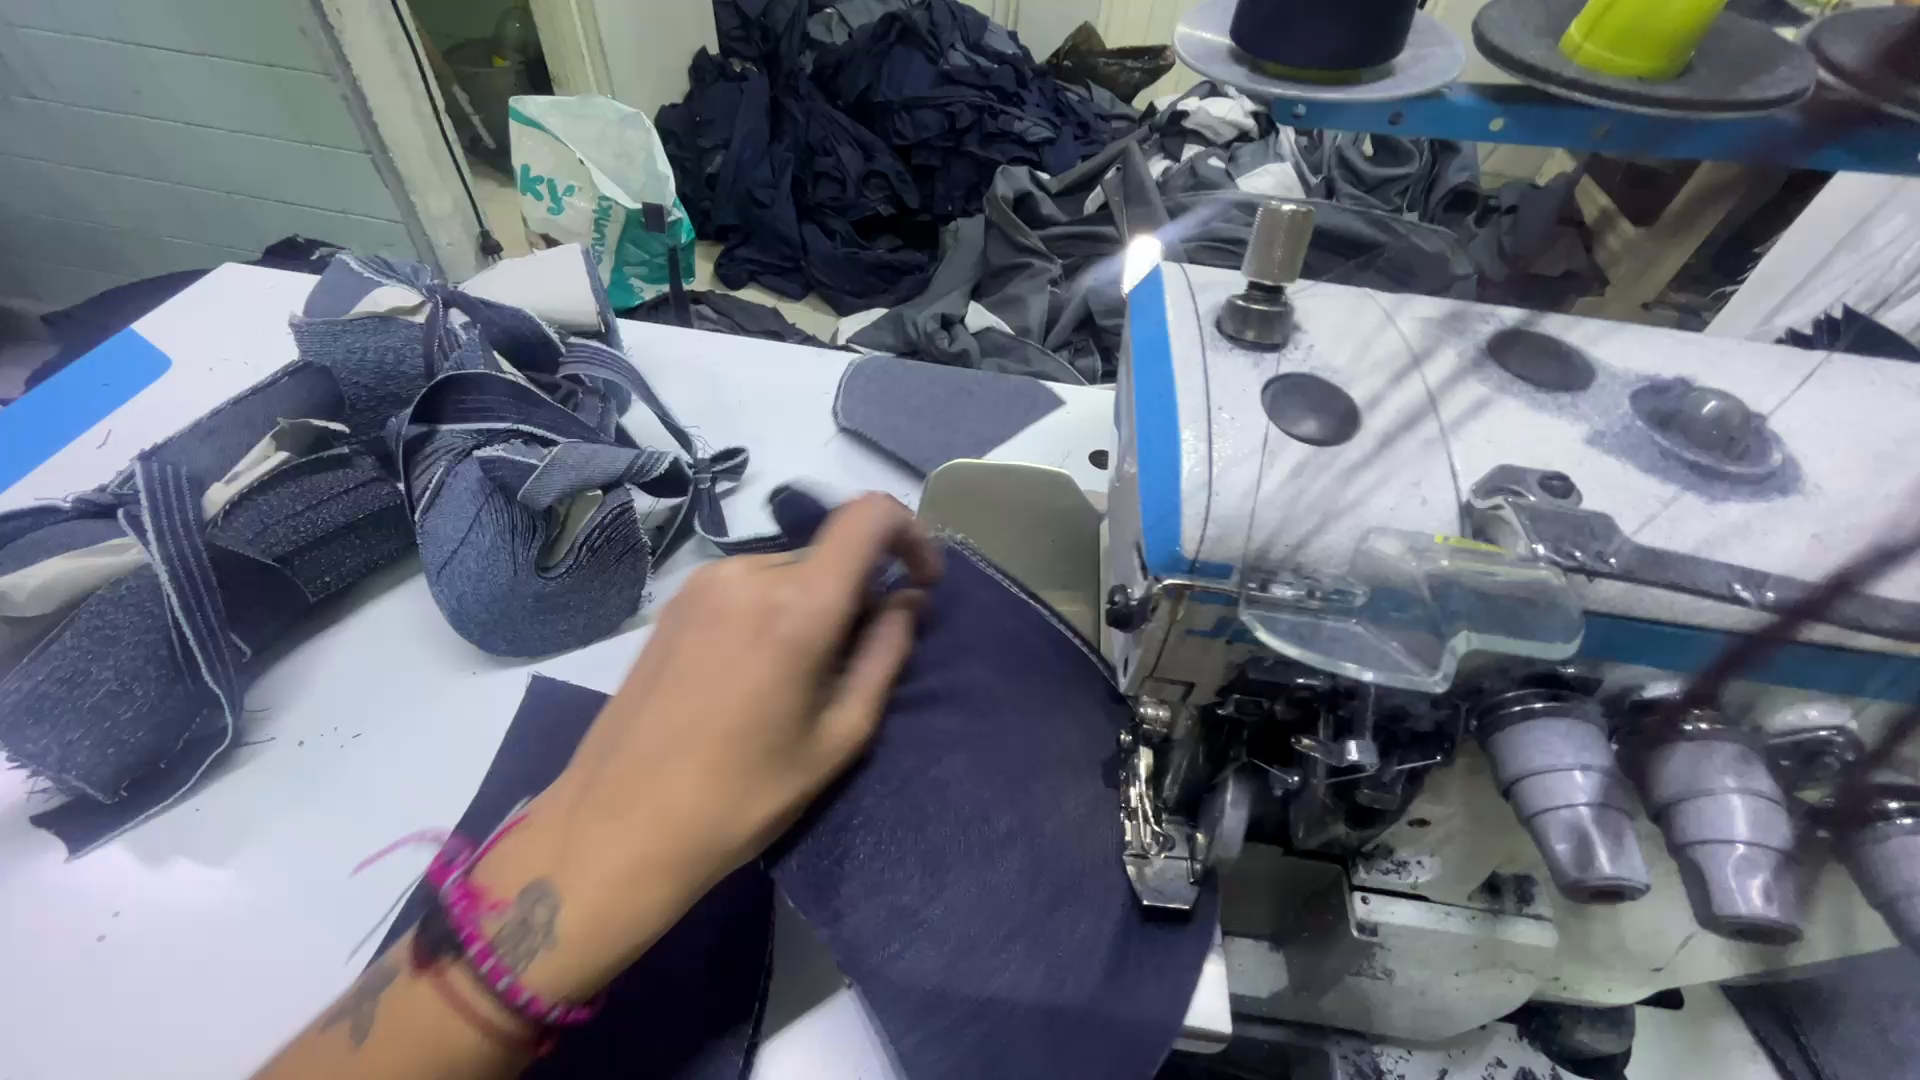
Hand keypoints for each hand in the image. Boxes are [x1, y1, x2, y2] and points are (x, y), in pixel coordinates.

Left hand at [467, 494, 942, 998]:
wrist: (617, 827)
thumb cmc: (743, 796)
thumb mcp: (840, 736)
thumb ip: (885, 653)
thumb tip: (908, 599)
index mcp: (797, 604)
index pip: (870, 515)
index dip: (911, 534)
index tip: (920, 584)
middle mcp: (748, 572)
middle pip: (831, 553)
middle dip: (860, 592)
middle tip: (853, 663)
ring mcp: (704, 582)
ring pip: (791, 570)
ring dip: (816, 604)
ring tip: (799, 677)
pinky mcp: (675, 601)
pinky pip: (751, 583)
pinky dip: (776, 608)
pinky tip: (756, 671)